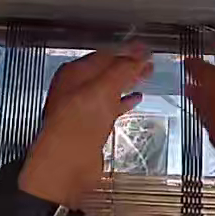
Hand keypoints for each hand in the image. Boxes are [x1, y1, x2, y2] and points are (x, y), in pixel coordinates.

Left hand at [19, 44, 152, 207]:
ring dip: (128, 81)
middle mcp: (76, 89)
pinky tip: (135, 99)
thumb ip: (122, 70)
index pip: (106, 54)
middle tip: (149, 60)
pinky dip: (124, 101)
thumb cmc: (75, 127)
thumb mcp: (102, 90)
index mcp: (74, 74)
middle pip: (108, 70)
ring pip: (110, 88)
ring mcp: (83, 109)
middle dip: (129, 64)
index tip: (145, 49)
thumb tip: (138, 55)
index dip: (127, 51)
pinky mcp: (92, 127)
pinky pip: (111, 107)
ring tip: (146, 75)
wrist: (65, 166)